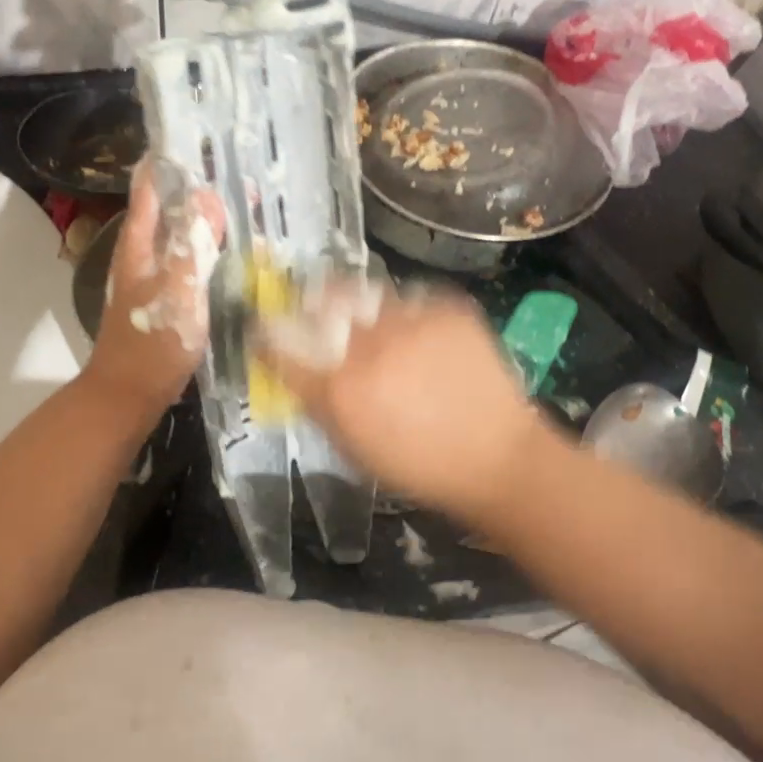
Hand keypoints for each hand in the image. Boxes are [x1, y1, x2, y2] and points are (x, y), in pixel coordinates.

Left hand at [79, 160, 224, 417]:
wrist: (128, 395)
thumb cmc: (151, 342)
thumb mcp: (178, 288)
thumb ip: (191, 243)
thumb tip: (207, 195)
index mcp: (138, 244)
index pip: (151, 189)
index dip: (171, 163)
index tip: (200, 142)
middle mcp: (141, 254)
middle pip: (167, 210)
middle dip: (196, 190)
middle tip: (239, 175)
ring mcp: (150, 278)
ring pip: (178, 236)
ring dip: (203, 220)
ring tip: (241, 207)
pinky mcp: (162, 299)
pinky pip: (186, 261)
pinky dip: (205, 250)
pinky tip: (229, 255)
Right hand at [255, 284, 558, 521]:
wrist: (500, 459)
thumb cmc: (419, 466)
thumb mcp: (351, 446)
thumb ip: (316, 403)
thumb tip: (290, 369)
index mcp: (340, 387)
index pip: (278, 344)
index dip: (263, 334)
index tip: (262, 330)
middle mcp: (370, 346)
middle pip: (319, 303)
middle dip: (310, 306)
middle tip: (317, 315)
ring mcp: (412, 320)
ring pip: (364, 295)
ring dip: (358, 308)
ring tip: (375, 327)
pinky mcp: (447, 307)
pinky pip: (408, 298)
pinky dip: (403, 313)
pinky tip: (415, 335)